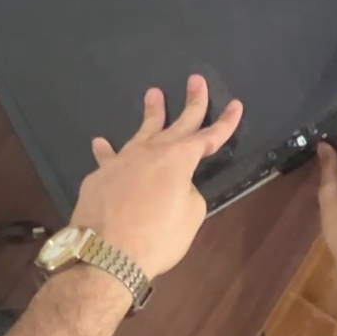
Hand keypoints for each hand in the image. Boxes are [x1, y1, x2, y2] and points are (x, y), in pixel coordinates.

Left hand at [71, 75, 242, 279]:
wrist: (105, 255)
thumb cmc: (157, 238)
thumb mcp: (190, 217)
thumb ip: (188, 194)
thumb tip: (177, 187)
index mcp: (178, 160)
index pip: (209, 137)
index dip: (225, 123)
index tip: (237, 104)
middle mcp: (150, 153)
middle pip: (176, 124)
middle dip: (191, 102)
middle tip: (196, 80)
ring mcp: (122, 162)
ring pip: (140, 133)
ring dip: (150, 114)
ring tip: (154, 93)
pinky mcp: (99, 177)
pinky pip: (107, 159)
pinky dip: (106, 151)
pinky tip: (100, 141)